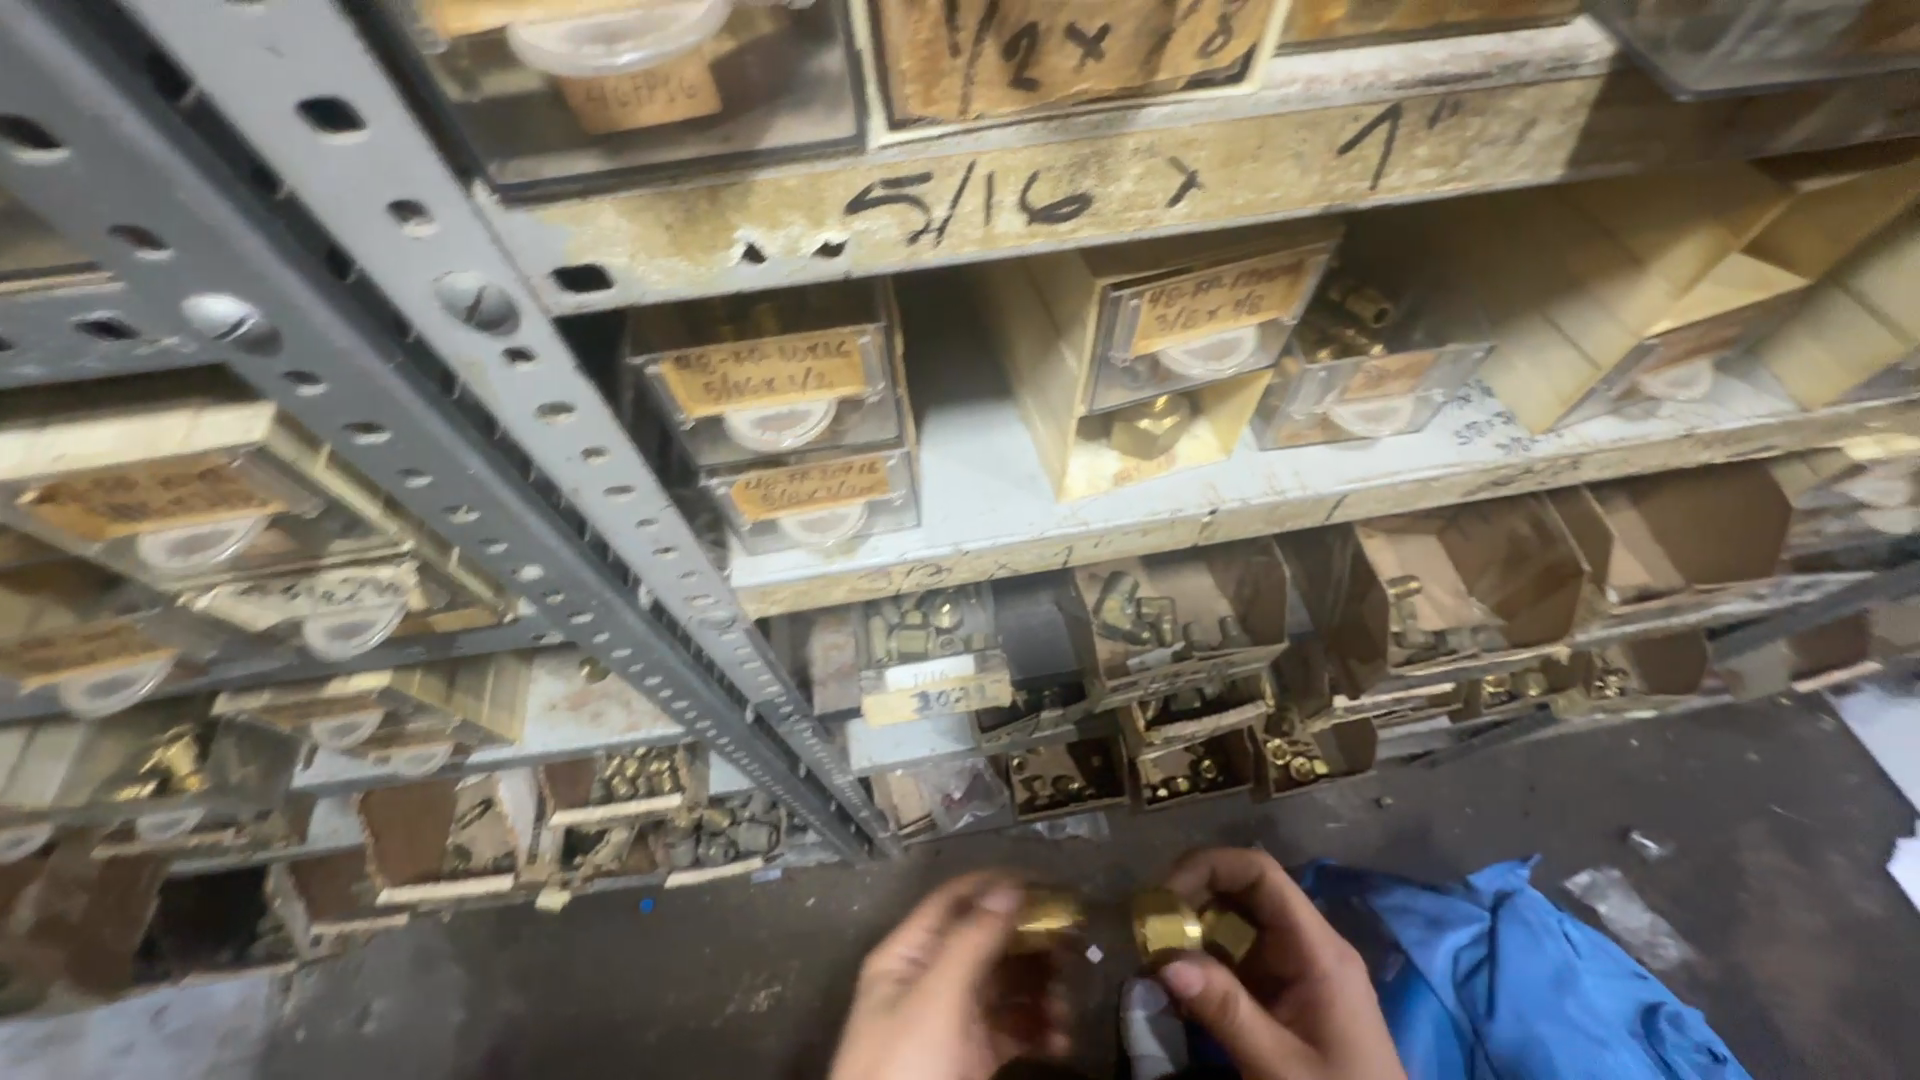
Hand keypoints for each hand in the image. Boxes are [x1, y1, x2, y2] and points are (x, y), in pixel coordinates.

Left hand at [830, 872, 1068, 1079]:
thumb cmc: (907, 1066)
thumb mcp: (937, 999)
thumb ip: (972, 940)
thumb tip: (1010, 886)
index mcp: (909, 954)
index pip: (956, 900)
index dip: (998, 887)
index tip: (1050, 887)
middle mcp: (930, 978)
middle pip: (988, 942)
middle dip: (1032, 944)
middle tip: (1075, 947)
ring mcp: (953, 1019)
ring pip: (1007, 986)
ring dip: (1042, 990)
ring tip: (1066, 1008)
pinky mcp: (973, 1057)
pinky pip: (1013, 1029)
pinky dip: (1039, 1030)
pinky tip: (1060, 1041)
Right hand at [1158, 848, 1405, 1079]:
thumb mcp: (1280, 1067)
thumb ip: (1226, 1012)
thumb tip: (1164, 961)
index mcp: (1318, 949)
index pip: (1261, 873)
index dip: (1208, 868)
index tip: (1164, 899)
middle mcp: (1307, 945)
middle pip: (1243, 891)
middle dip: (1192, 901)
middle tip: (1150, 932)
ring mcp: (1296, 968)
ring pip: (1236, 923)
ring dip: (1192, 933)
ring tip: (1154, 960)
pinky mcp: (1284, 992)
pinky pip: (1237, 957)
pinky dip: (1203, 962)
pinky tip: (1178, 987)